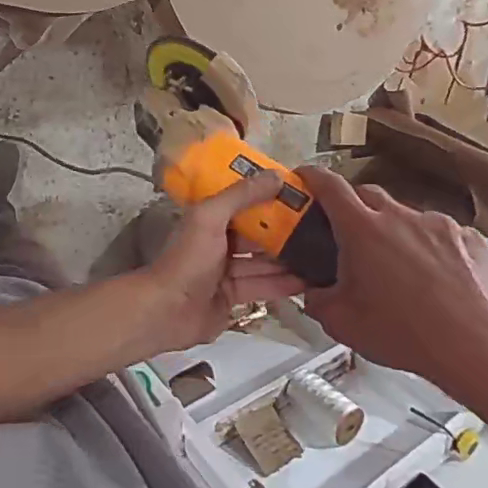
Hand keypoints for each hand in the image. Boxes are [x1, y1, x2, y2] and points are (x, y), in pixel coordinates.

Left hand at [137, 173, 306, 353]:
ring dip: (288, 259)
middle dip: (284, 232)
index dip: (269, 199)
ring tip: (321, 254)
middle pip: (256, 235)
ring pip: (261, 263)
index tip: (300, 197)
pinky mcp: (232, 298)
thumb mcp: (210, 218)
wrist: (166, 311)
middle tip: (320, 228)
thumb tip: (276, 176)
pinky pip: (261, 287)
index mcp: (209, 220)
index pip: (243, 204)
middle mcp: (217, 243)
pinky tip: (308, 280)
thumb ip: (241, 196)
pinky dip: (282, 284)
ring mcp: (224, 273)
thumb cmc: (187, 259)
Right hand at [296, 166, 487, 419]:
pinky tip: (432, 280)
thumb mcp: (341, 322)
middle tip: (349, 237)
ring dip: (395, 234)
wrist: (477, 348)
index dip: (312, 177)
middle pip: (368, 195)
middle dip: (353, 209)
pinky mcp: (469, 239)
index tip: (305, 177)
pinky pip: (440, 234)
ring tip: (397, 272)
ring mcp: (439, 225)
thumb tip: (313, 292)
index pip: (329, 186)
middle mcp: (401, 217)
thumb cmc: (408, 334)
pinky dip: (430, 249)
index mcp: (362, 230)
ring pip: (406, 217)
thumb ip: (316, 299)